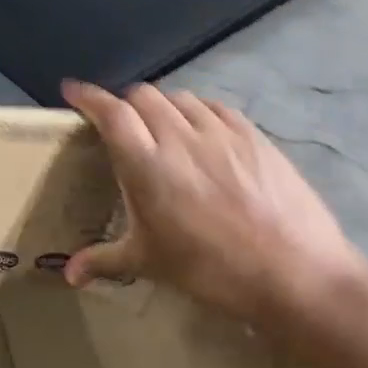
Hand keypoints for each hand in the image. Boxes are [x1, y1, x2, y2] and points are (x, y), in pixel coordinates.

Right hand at [60, 80, 367, 320]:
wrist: (298, 276)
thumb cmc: (210, 269)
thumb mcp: (147, 263)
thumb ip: (102, 260)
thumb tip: (68, 276)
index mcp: (145, 164)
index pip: (111, 113)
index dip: (88, 97)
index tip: (71, 91)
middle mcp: (181, 139)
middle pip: (144, 96)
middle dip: (124, 102)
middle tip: (118, 120)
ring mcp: (224, 137)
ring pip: (182, 98)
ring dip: (162, 105)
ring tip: (160, 125)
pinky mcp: (258, 141)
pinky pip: (220, 109)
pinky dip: (200, 111)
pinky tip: (201, 130)